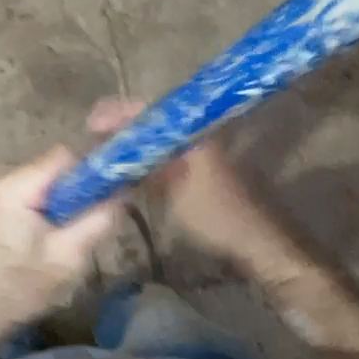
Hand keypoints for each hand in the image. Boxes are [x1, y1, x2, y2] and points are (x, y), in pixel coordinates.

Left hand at [0, 147, 121, 338]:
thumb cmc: (21, 288)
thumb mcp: (68, 257)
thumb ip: (99, 219)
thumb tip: (124, 190)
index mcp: (13, 184)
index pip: (63, 156)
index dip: (90, 172)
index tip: (107, 197)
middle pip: (53, 167)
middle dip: (75, 191)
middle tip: (85, 224)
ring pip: (44, 179)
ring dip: (60, 201)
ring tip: (64, 235)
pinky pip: (30, 189)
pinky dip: (44, 206)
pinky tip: (45, 235)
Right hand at [87, 98, 310, 274]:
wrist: (266, 248)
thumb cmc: (221, 219)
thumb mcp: (175, 195)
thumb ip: (144, 170)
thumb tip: (112, 154)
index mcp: (193, 132)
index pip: (149, 109)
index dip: (118, 113)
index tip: (91, 121)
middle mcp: (199, 135)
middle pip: (154, 122)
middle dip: (123, 127)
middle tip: (94, 136)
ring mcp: (205, 155)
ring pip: (161, 141)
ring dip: (134, 145)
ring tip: (106, 153)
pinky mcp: (208, 175)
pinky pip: (170, 157)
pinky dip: (148, 161)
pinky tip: (131, 173)